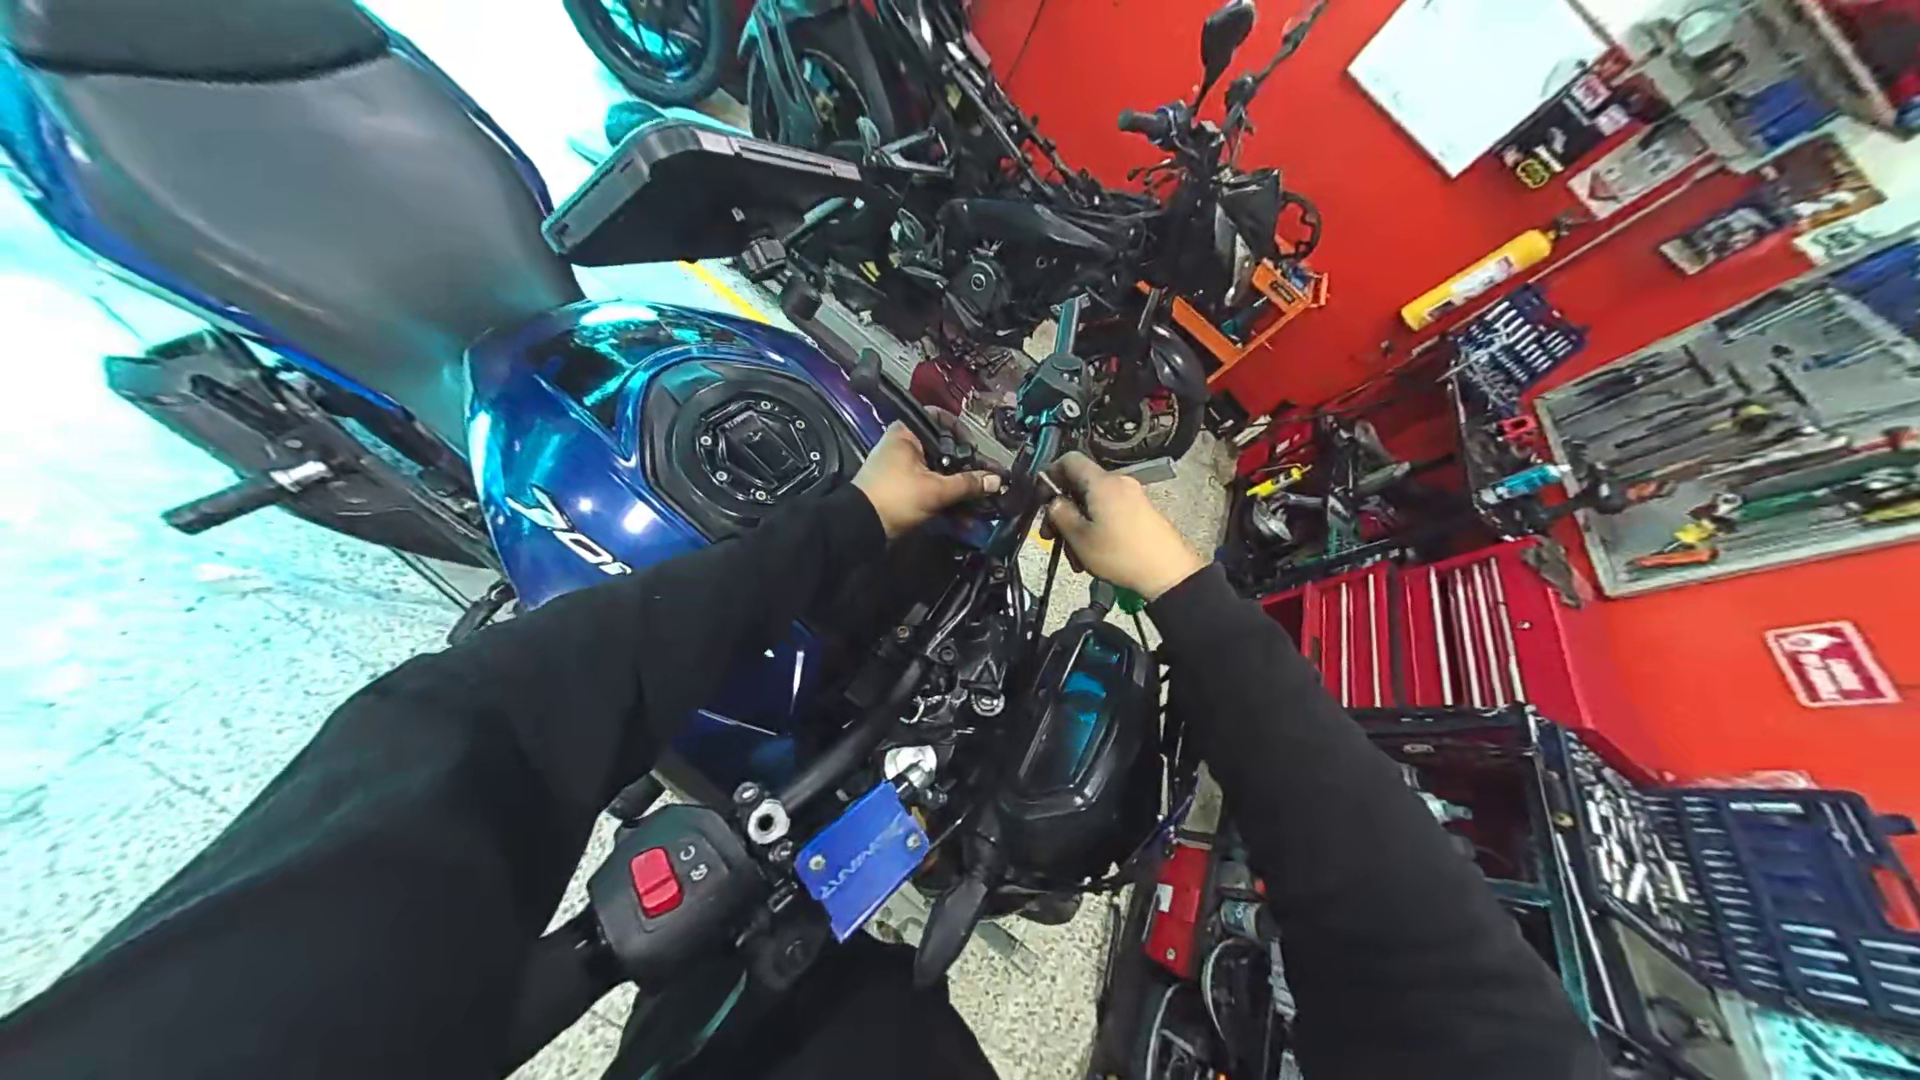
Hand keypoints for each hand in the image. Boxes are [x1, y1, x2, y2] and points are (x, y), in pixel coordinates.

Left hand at [853, 422, 1001, 538]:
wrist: (861, 528)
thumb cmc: (896, 497)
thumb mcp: (936, 490)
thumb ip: (968, 484)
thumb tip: (997, 480)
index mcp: (906, 433)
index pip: (939, 419)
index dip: (961, 432)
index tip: (976, 450)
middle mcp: (903, 445)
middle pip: (942, 448)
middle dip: (964, 466)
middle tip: (983, 478)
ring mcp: (902, 467)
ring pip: (937, 470)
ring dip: (957, 485)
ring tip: (978, 498)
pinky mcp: (902, 488)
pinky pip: (929, 486)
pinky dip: (945, 496)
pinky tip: (964, 512)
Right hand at [1042, 452, 1206, 599]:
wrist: (1168, 573)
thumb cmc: (1122, 554)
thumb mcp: (1079, 537)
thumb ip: (1060, 513)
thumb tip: (1054, 502)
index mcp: (1101, 483)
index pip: (1069, 460)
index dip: (1050, 474)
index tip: (1042, 497)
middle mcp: (1118, 483)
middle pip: (1080, 486)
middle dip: (1062, 510)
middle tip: (1052, 536)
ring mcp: (1132, 497)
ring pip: (1093, 504)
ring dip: (1078, 525)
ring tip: (1075, 555)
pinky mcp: (1141, 512)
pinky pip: (1109, 512)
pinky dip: (1095, 529)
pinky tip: (1092, 554)